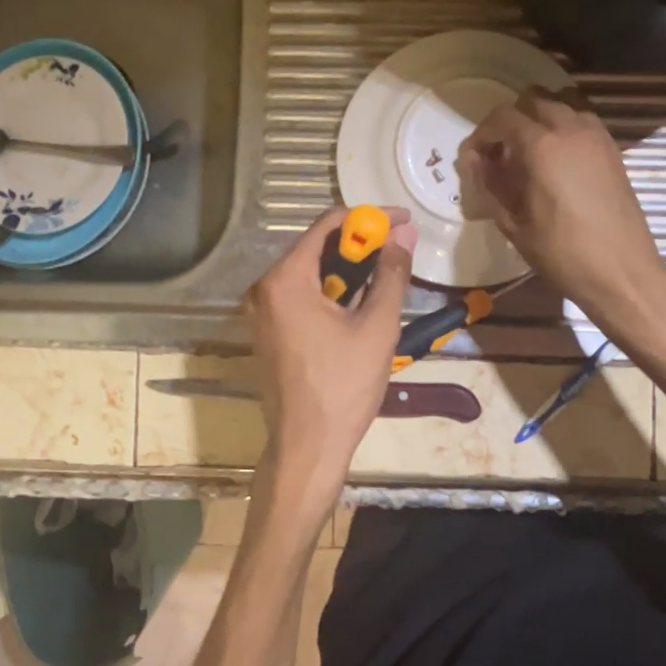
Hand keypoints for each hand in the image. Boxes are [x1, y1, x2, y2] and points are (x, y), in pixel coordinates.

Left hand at [244, 206, 416, 477]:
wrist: (307, 448)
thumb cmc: (344, 387)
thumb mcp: (377, 327)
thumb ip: (391, 274)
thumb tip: (405, 234)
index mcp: (285, 280)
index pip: (328, 224)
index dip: (370, 217)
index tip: (404, 222)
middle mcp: (263, 288)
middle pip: (316, 246)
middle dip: (360, 244)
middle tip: (399, 251)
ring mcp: (261, 311)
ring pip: (309, 272)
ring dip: (347, 270)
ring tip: (386, 277)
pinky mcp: (267, 331)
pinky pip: (300, 295)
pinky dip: (330, 292)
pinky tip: (359, 304)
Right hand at [458, 88, 665, 326]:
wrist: (622, 272)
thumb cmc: (562, 254)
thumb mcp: (514, 225)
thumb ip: (489, 186)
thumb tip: (473, 161)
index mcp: (541, 147)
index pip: (502, 117)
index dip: (482, 134)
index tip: (473, 158)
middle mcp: (570, 129)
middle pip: (532, 100)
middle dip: (510, 121)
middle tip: (500, 154)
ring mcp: (596, 137)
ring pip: (561, 104)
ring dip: (539, 119)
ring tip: (529, 154)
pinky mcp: (613, 149)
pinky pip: (582, 121)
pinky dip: (563, 127)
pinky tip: (556, 161)